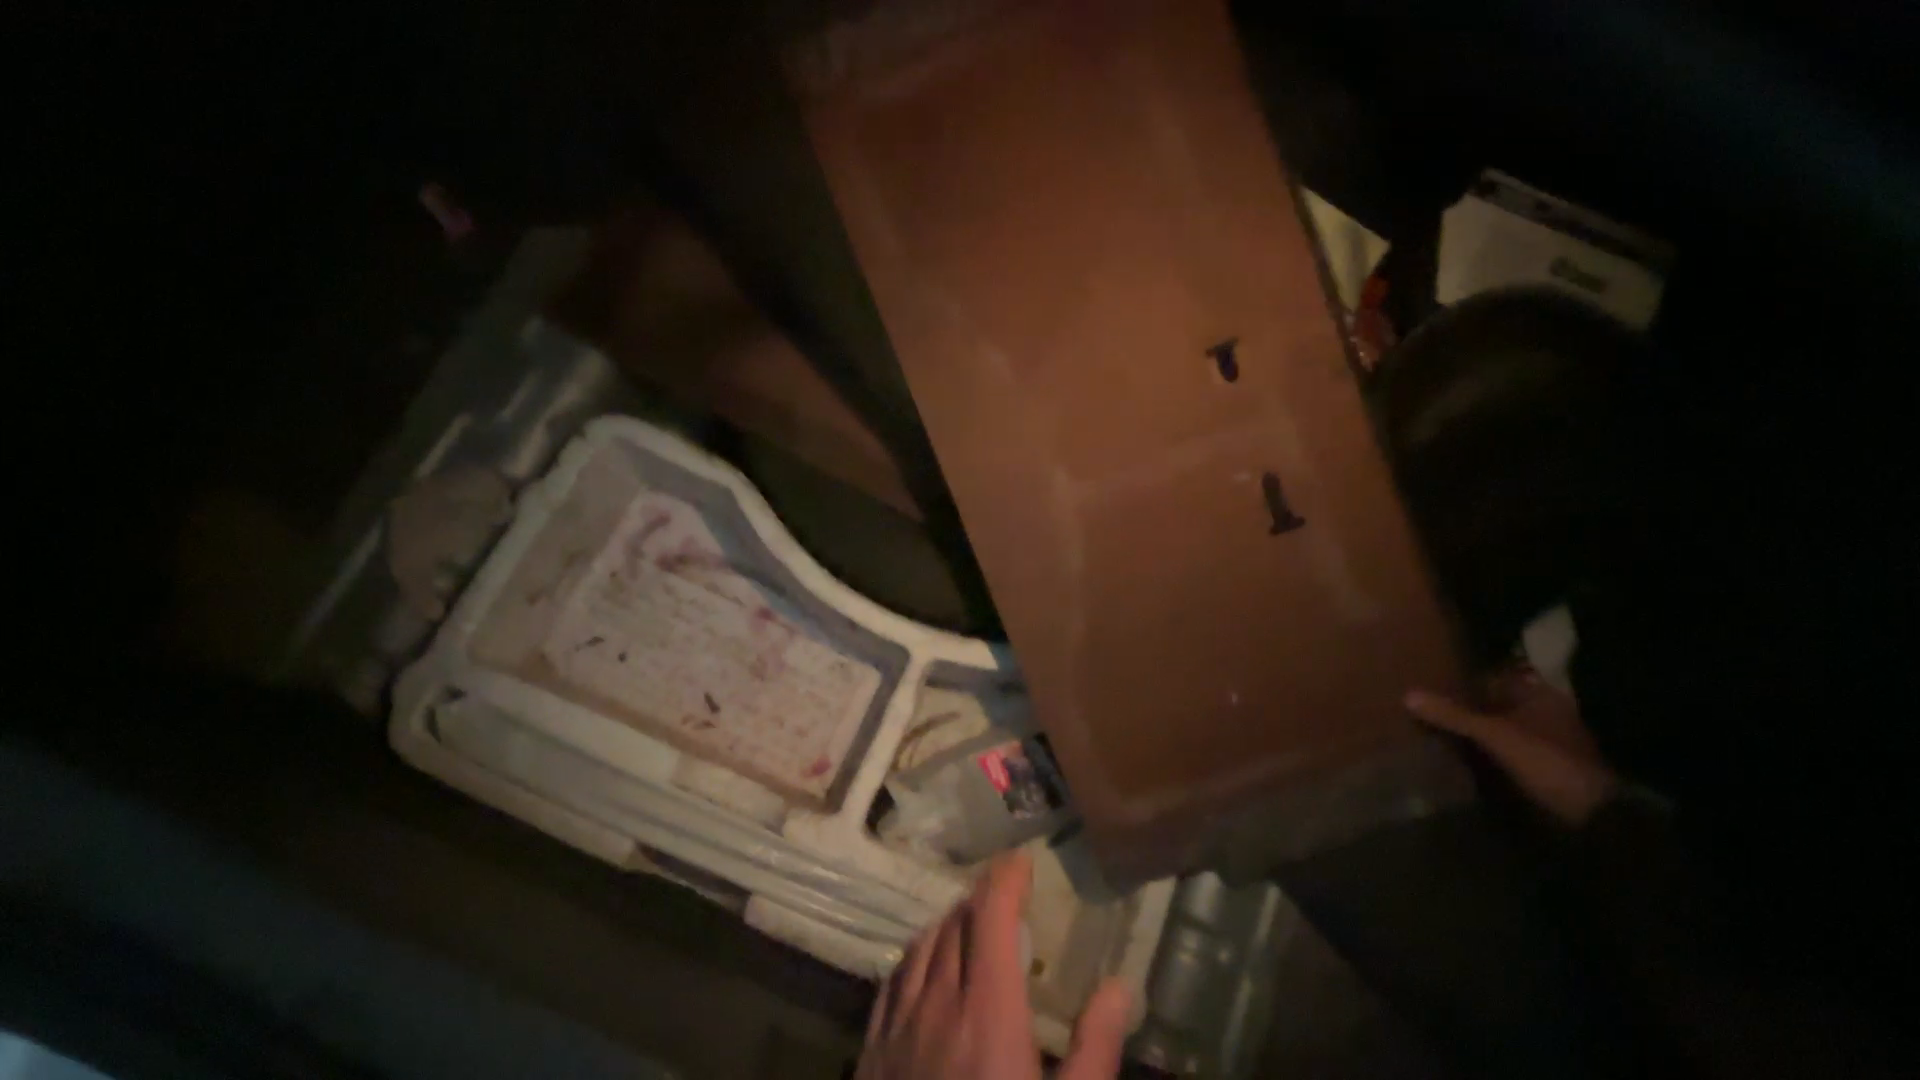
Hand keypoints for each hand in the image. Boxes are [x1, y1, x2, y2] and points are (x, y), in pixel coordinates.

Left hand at [857, 852, 1132, 1079]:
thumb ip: (1095, 1047)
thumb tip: (1120, 986)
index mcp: (989, 1013)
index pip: (991, 918)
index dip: (1006, 880)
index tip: (1021, 861)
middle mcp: (937, 1005)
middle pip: (953, 925)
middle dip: (980, 900)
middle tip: (1005, 897)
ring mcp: (897, 1029)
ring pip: (919, 948)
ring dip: (946, 926)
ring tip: (967, 924)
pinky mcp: (872, 1054)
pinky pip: (892, 983)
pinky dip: (914, 959)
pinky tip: (921, 970)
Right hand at [1406, 670, 1618, 825]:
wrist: (1592, 816)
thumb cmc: (1547, 761)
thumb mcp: (1496, 735)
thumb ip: (1454, 715)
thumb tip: (1408, 694)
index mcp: (1540, 695)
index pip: (1495, 676)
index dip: (1465, 679)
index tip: (1432, 683)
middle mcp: (1545, 712)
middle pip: (1496, 702)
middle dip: (1466, 706)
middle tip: (1427, 708)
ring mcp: (1546, 741)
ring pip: (1500, 728)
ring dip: (1474, 731)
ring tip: (1435, 732)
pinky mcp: (1543, 767)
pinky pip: (1505, 751)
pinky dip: (1485, 753)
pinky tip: (1460, 757)